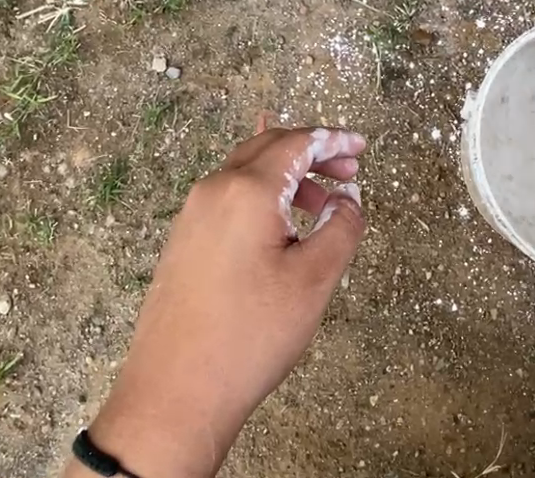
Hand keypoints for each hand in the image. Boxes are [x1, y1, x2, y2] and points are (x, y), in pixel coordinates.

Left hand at [84, 123, 366, 477]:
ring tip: (322, 205)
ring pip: (248, 172)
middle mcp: (214, 189)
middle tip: (348, 170)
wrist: (173, 395)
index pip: (297, 143)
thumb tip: (349, 197)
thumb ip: (341, 226)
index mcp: (247, 190)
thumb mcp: (314, 279)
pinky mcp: (184, 239)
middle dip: (312, 152)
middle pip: (269, 147)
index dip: (333, 140)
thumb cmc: (249, 335)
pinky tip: (281, 225)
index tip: (360, 146)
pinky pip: (230, 196)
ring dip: (289, 176)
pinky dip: (263, 196)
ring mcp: (193, 214)